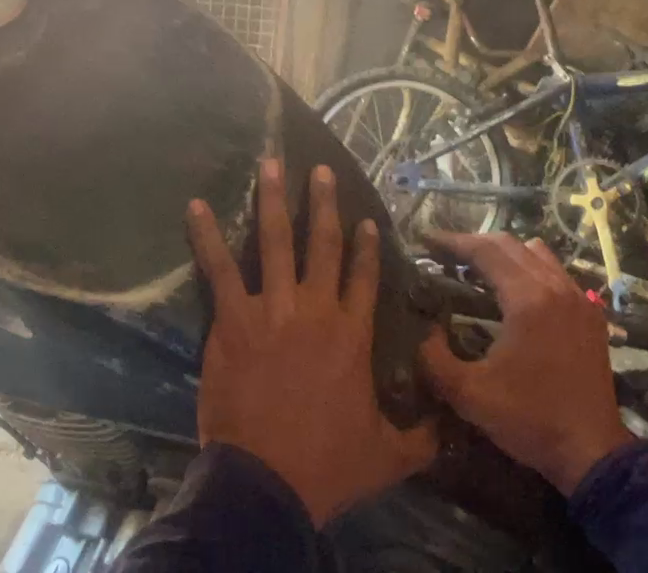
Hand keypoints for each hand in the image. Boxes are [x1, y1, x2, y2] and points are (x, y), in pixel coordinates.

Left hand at [188, 159, 437, 525]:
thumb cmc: (327, 466)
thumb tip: (452, 425)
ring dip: (273, 200)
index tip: (366, 219)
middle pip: (323, 244)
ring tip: (269, 164)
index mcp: (353, 334)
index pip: (364, 276)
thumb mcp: (389, 456)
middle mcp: (316, 309)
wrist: (267, 483)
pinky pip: (219, 269)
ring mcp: (273, 309)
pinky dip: (207, 237)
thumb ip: (422, 436)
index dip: (366, 245)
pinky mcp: (233, 320)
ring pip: (275, 242)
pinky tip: (196, 207)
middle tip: (319, 169)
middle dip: (323, 203)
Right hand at [418, 233, 633, 494]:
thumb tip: (423, 330)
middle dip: (475, 244)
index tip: (427, 241)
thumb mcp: (469, 395)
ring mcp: (579, 299)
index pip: (486, 250)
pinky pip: (558, 273)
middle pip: (511, 245)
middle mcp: (556, 287)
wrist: (591, 451)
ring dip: (506, 253)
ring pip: (538, 253)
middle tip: (446, 254)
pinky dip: (532, 269)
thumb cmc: (529, 419)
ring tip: (479, 269)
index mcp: (527, 299)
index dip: (453, 241)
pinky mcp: (591, 315)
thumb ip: (435, 358)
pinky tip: (517, 293)